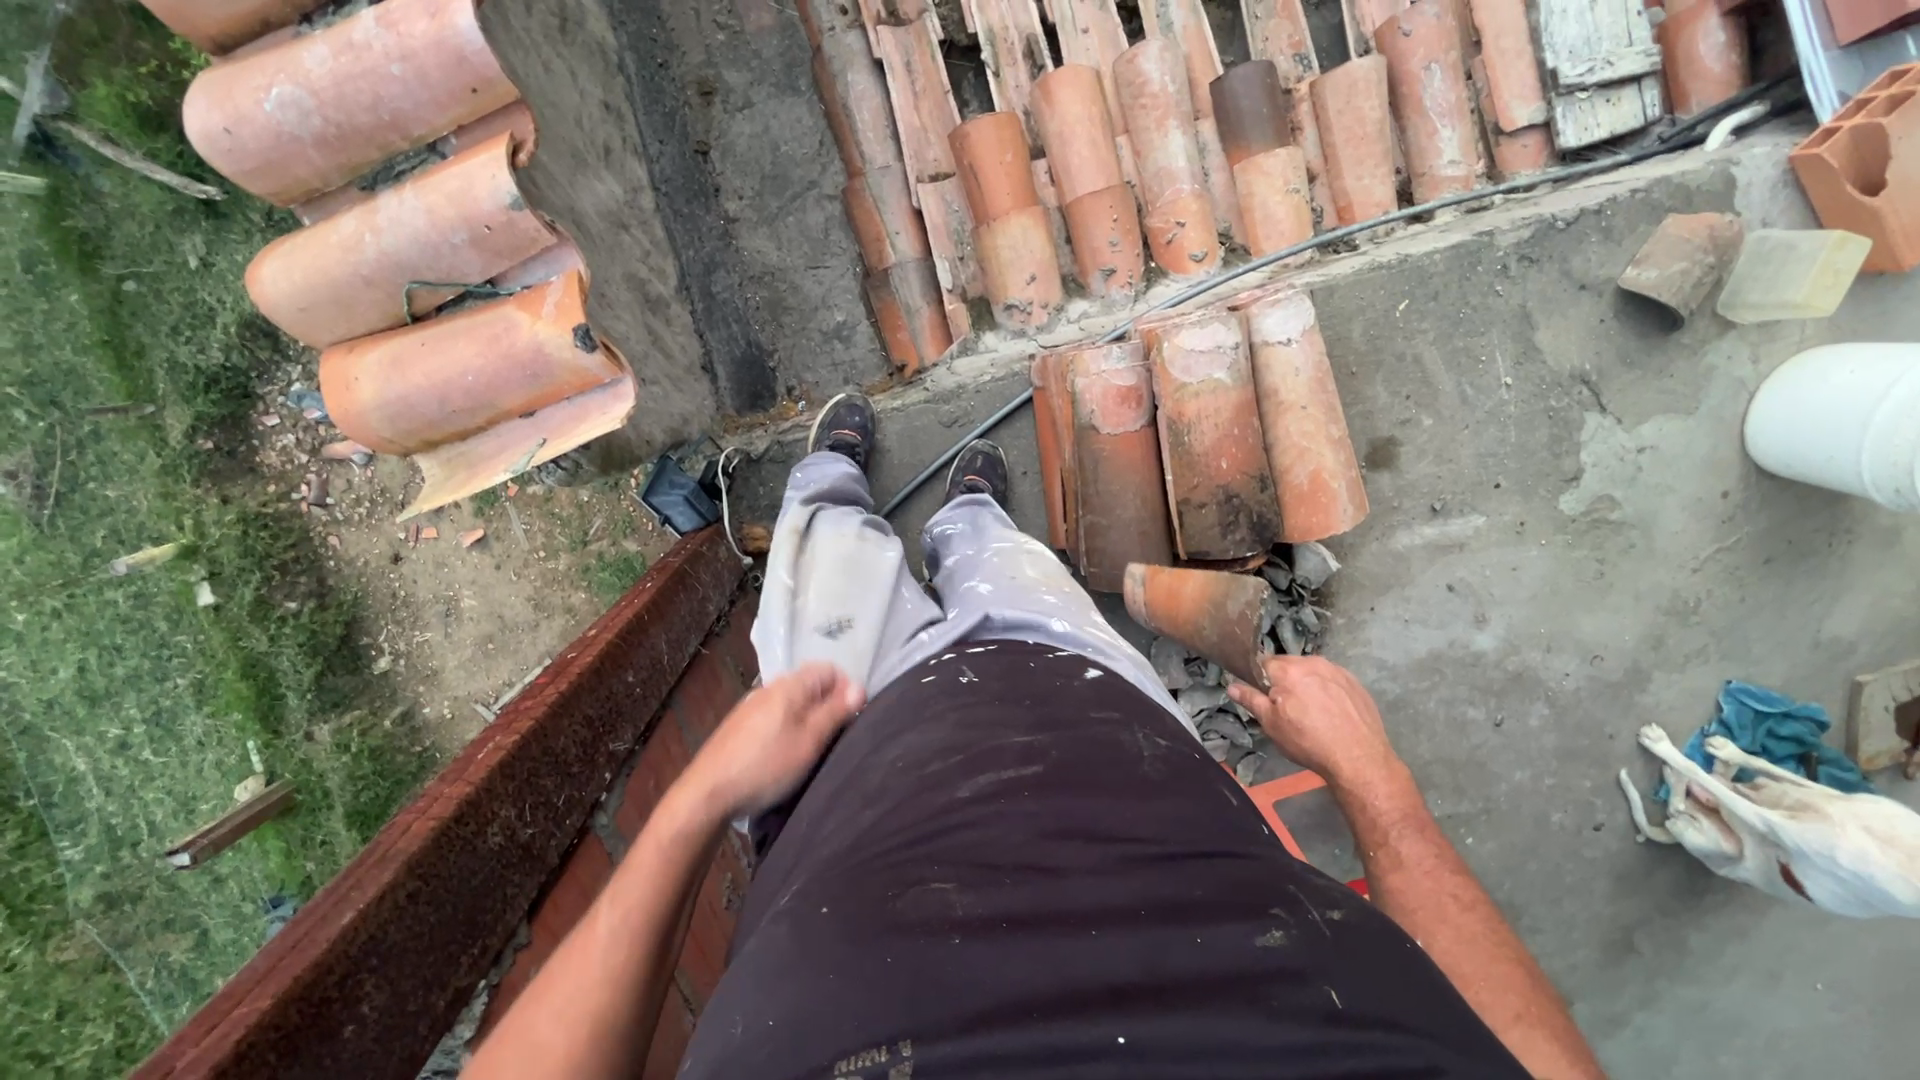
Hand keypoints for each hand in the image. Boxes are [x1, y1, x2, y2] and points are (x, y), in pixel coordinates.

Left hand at [678, 663, 865, 818]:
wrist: (707, 793)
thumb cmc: (767, 765)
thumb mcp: (810, 741)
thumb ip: (836, 711)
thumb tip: (859, 687)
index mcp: (789, 685)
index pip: (830, 669)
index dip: (846, 690)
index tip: (851, 719)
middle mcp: (769, 687)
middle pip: (810, 686)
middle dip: (827, 707)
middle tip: (833, 739)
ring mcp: (751, 706)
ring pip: (792, 703)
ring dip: (807, 720)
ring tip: (810, 750)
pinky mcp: (738, 726)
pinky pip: (774, 717)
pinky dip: (787, 729)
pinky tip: (782, 756)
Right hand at [1227, 656, 1400, 791]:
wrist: (1359, 759)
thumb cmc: (1308, 742)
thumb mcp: (1272, 724)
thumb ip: (1251, 700)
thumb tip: (1231, 685)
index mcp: (1288, 670)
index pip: (1262, 662)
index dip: (1259, 679)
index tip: (1263, 696)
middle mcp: (1312, 662)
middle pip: (1288, 664)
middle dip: (1283, 680)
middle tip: (1286, 707)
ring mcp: (1337, 670)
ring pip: (1311, 671)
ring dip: (1305, 683)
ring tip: (1310, 710)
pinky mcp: (1355, 682)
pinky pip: (1331, 679)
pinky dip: (1326, 689)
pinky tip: (1330, 711)